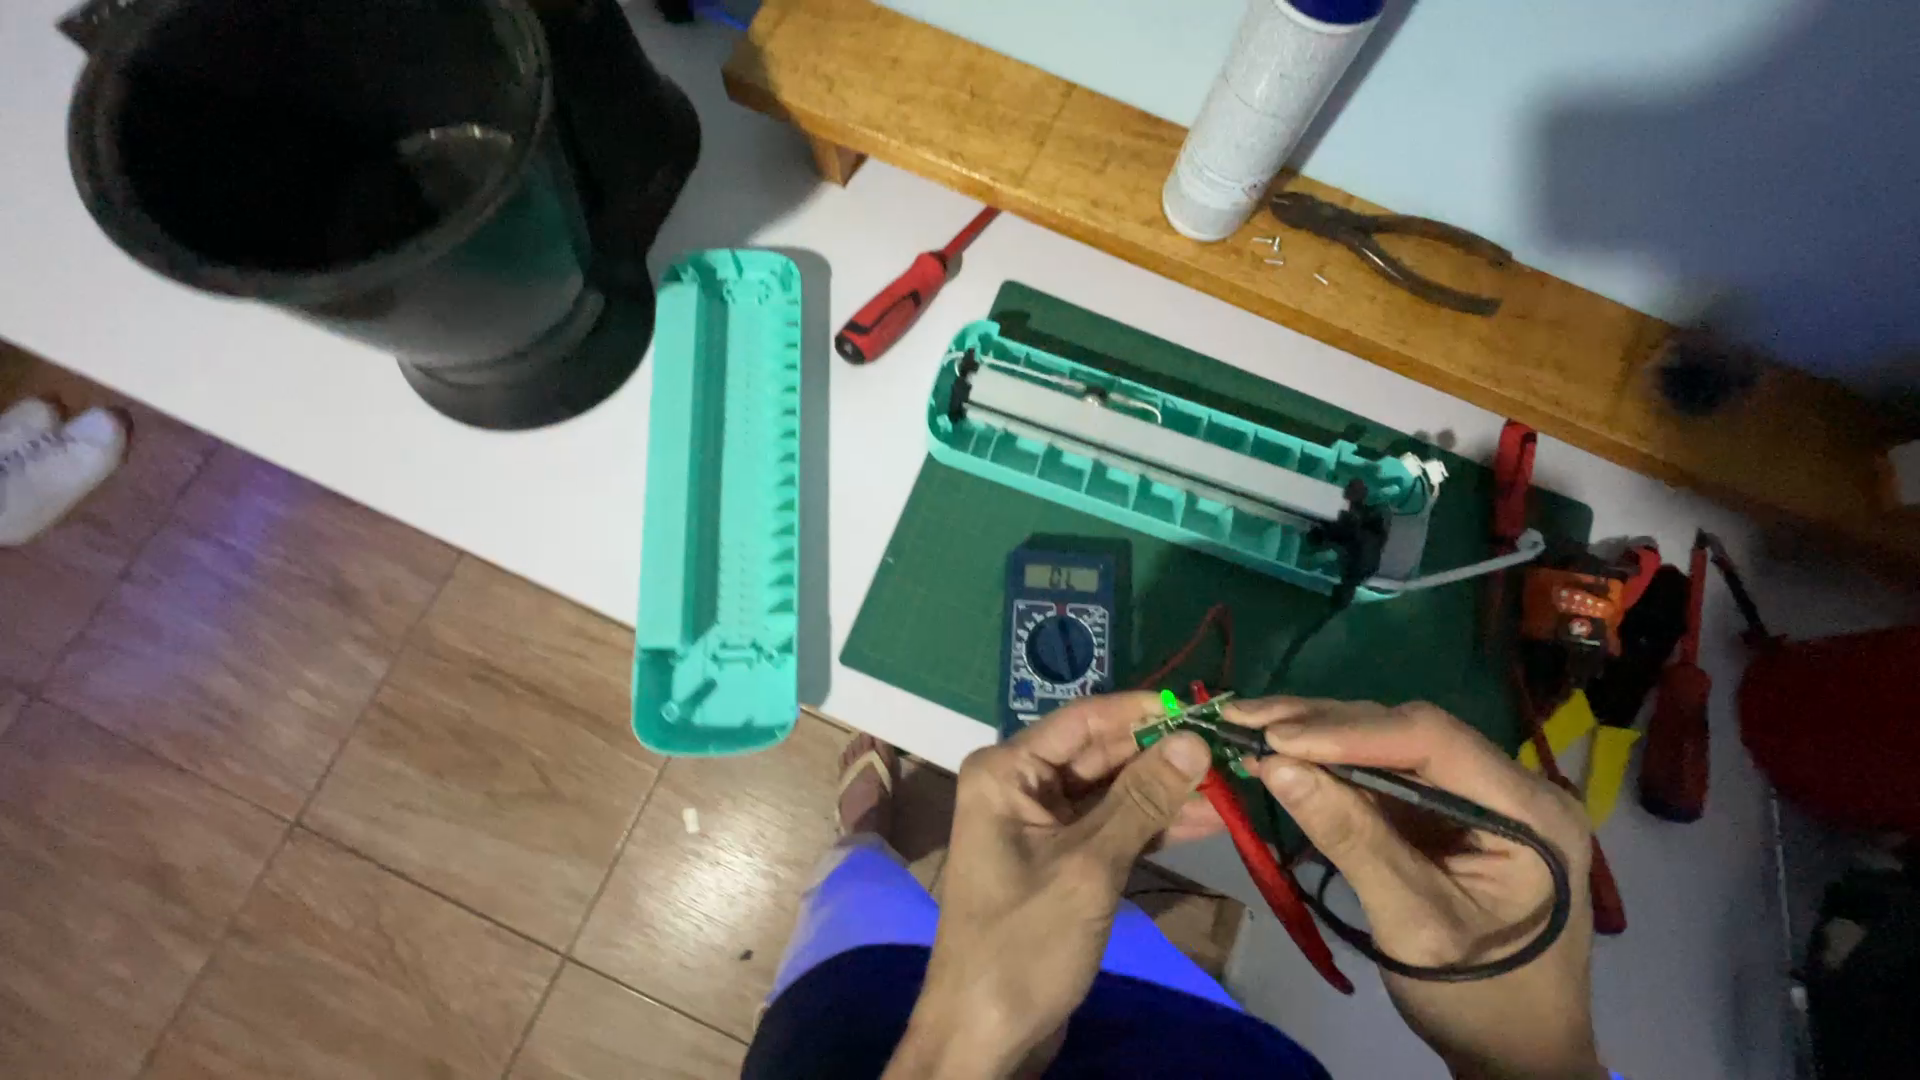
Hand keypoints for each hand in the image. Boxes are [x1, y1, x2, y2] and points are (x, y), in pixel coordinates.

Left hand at [884, 692, 1215, 1078]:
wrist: (986, 1035)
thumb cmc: (1026, 942)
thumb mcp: (1090, 867)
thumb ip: (1142, 801)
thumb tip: (1195, 741)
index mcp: (1006, 770)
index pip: (1082, 721)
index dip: (1141, 713)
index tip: (1199, 709)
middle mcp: (1019, 784)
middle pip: (1098, 754)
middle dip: (1159, 755)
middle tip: (1225, 752)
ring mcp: (1040, 822)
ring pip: (1110, 790)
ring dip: (1163, 791)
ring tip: (1227, 787)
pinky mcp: (1061, 857)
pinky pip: (1110, 825)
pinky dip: (1151, 826)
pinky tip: (1204, 822)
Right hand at [1229, 697, 1605, 1079]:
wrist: (1514, 1049)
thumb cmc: (1479, 999)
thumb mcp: (1412, 922)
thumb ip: (1350, 838)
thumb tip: (1273, 765)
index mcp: (1527, 810)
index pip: (1431, 740)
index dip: (1348, 731)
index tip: (1275, 738)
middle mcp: (1506, 783)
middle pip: (1403, 728)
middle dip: (1319, 723)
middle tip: (1244, 719)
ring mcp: (1474, 790)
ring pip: (1385, 738)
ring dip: (1313, 732)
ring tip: (1249, 726)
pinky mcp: (1442, 804)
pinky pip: (1378, 765)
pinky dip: (1324, 759)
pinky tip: (1280, 752)